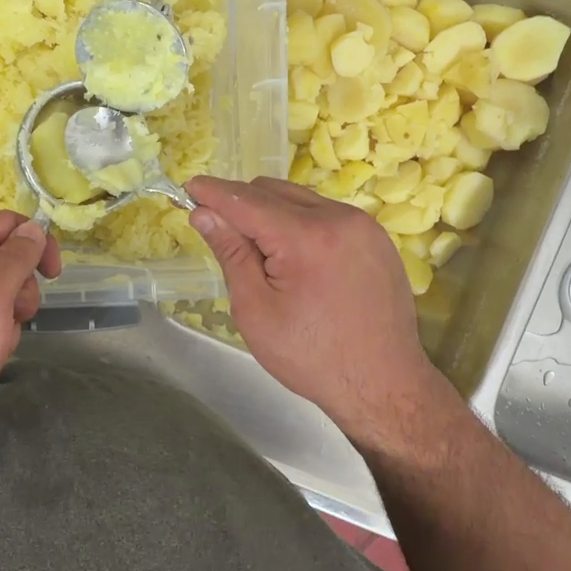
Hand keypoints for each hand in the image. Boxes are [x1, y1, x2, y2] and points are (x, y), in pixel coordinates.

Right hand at [185, 176, 450, 445]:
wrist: (382, 384)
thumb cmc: (310, 355)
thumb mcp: (255, 309)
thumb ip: (231, 253)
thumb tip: (204, 213)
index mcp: (307, 237)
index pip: (247, 200)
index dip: (214, 193)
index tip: (188, 186)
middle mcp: (340, 218)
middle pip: (274, 191)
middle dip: (240, 203)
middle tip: (216, 227)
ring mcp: (364, 226)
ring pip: (300, 199)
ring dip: (270, 212)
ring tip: (255, 248)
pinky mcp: (376, 239)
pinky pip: (326, 214)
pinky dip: (299, 222)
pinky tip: (291, 256)